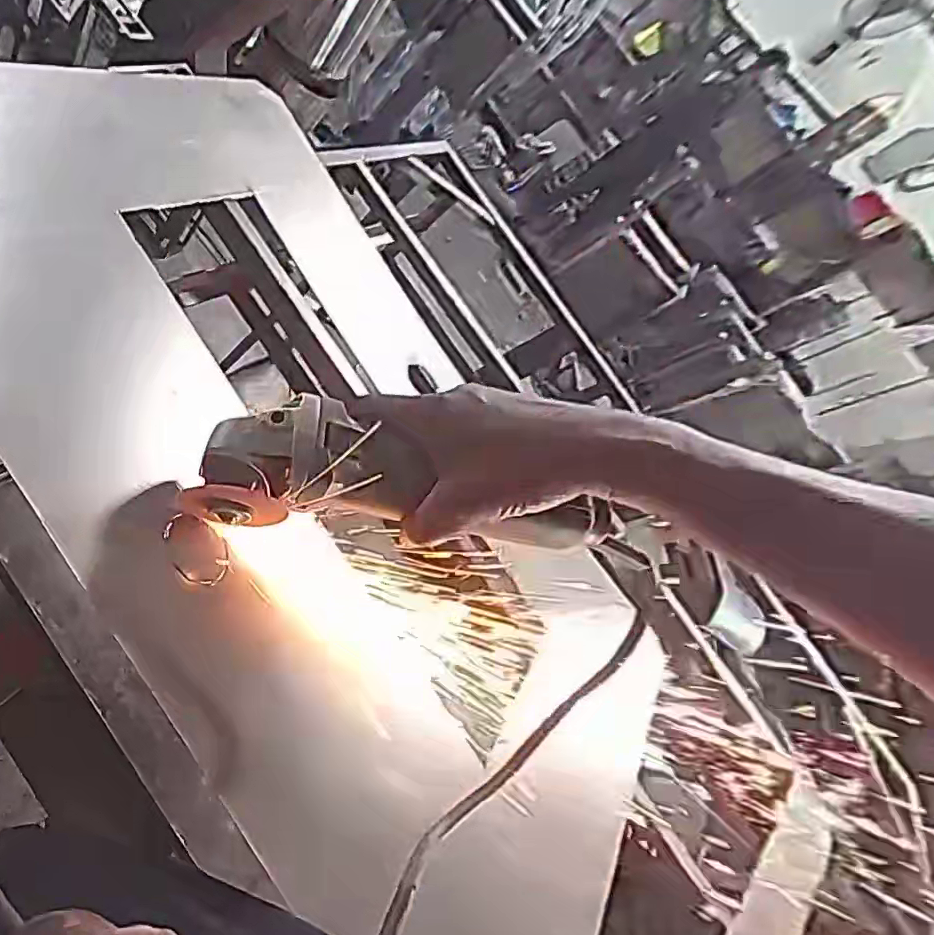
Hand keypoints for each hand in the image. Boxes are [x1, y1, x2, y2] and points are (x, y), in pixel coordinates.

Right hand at [349, 386, 672, 544]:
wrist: (602, 452)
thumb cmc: (533, 466)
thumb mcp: (464, 507)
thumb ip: (427, 525)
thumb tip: (413, 534)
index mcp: (430, 414)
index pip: (369, 407)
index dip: (344, 421)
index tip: (331, 436)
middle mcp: (454, 401)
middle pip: (402, 420)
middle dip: (389, 450)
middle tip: (385, 479)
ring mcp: (485, 404)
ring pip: (438, 427)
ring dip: (429, 454)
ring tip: (438, 489)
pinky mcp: (511, 415)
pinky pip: (470, 433)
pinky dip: (462, 455)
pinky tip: (480, 484)